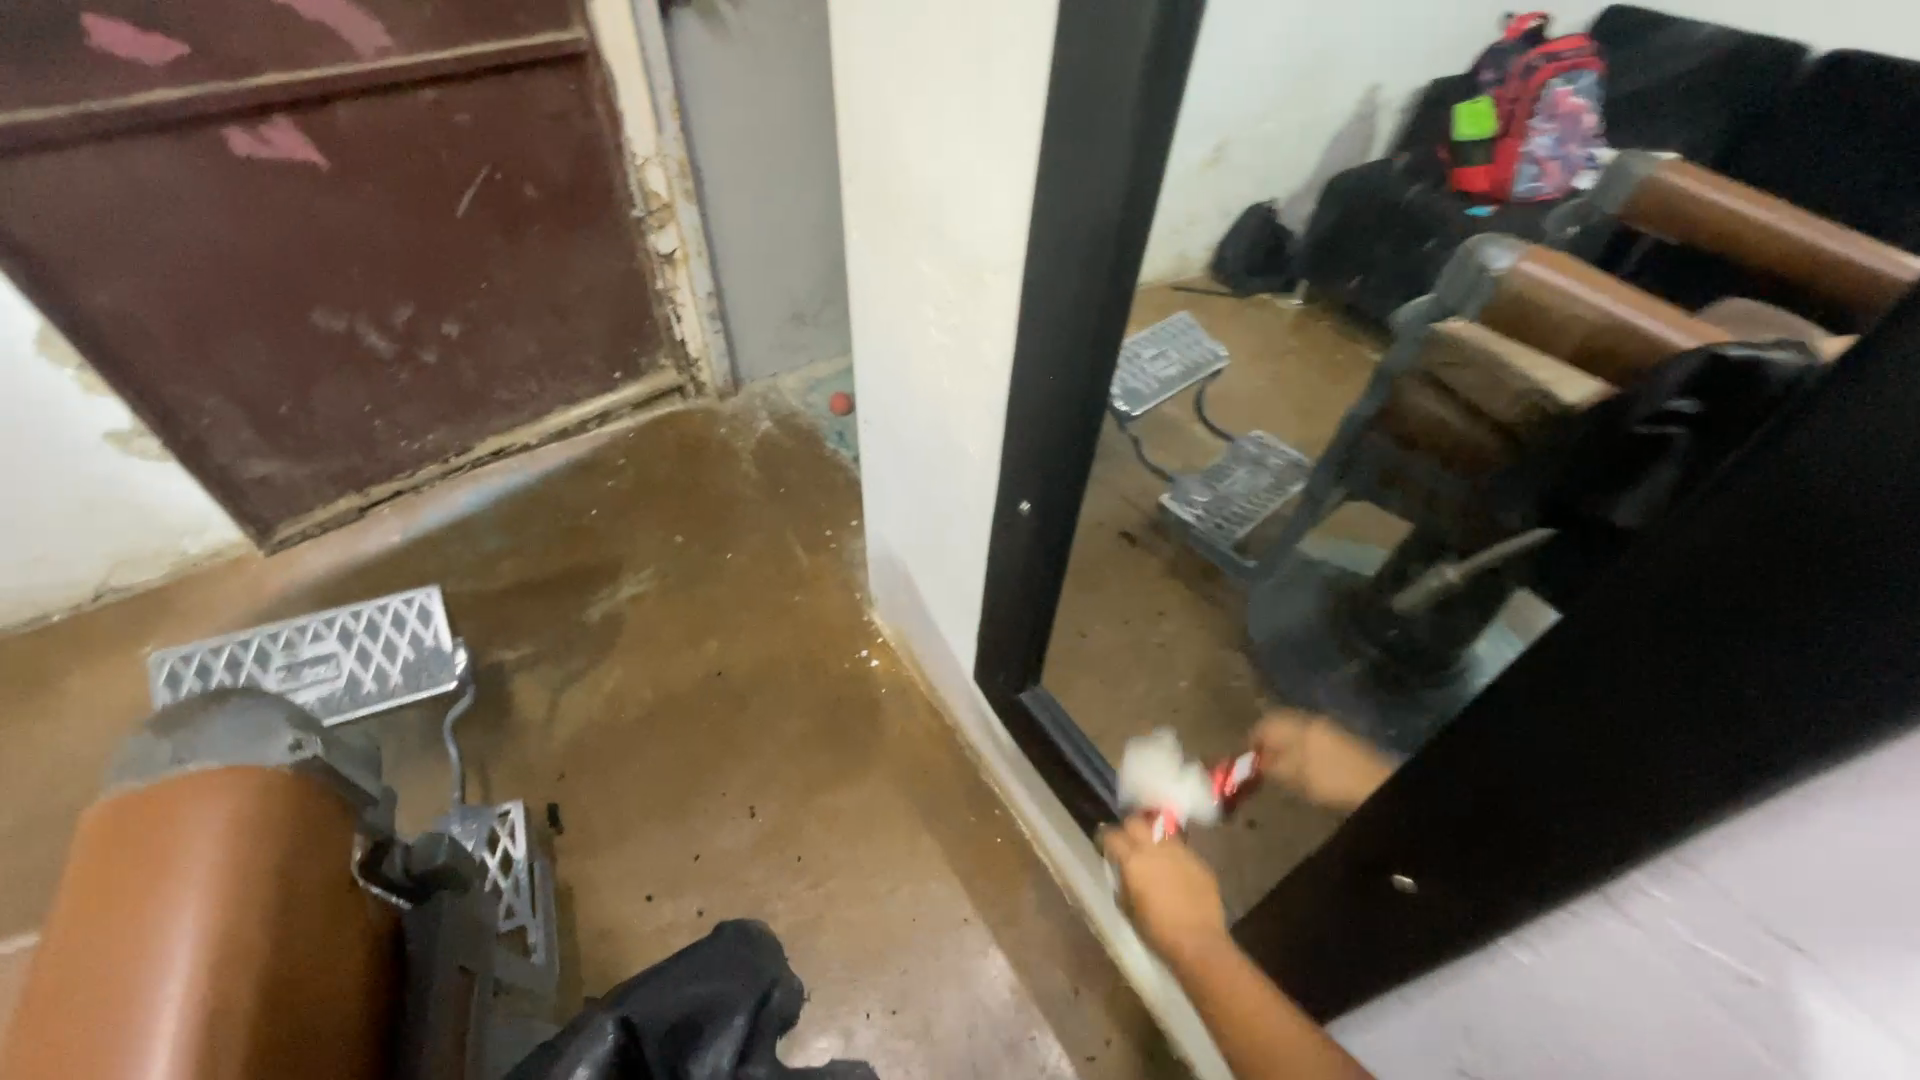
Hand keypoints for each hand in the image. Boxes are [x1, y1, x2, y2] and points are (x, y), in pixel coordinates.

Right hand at [1100, 817, 1227, 962]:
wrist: (1199, 942)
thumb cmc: (1156, 931)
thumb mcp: (1128, 908)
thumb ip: (1122, 882)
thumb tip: (1122, 871)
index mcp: (1133, 860)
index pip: (1112, 835)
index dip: (1104, 839)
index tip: (1104, 847)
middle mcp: (1156, 848)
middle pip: (1136, 822)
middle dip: (1128, 829)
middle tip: (1127, 843)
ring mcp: (1180, 852)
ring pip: (1161, 831)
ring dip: (1153, 839)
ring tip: (1153, 854)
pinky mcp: (1199, 861)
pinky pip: (1181, 850)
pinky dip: (1173, 856)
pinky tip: (1175, 872)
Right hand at [1251, 708, 1395, 812]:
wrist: (1375, 784)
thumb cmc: (1329, 778)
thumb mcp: (1293, 775)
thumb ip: (1270, 766)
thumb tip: (1253, 762)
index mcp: (1296, 723)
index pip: (1264, 723)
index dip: (1252, 740)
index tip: (1246, 758)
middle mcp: (1310, 719)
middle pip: (1280, 724)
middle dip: (1269, 742)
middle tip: (1262, 762)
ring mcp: (1327, 728)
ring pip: (1296, 732)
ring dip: (1285, 746)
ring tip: (1281, 768)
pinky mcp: (1340, 740)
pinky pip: (1310, 739)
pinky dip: (1301, 750)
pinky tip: (1303, 767)